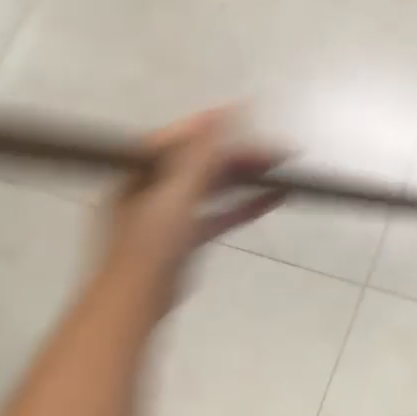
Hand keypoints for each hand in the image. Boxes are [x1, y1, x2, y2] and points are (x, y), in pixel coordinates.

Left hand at [97, 109, 287, 302]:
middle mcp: (151, 186)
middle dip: (241, 155)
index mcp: (141, 170)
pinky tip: (275, 199)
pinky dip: (244, 204)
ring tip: (283, 170)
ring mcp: (168, 212)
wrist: (133, 302)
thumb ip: (203, 154)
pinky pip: (219, 212)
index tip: (253, 116)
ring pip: (213, 186)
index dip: (217, 126)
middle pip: (202, 161)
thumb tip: (227, 113)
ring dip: (247, 178)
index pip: (183, 138)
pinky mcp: (185, 237)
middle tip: (281, 153)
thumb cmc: (150, 244)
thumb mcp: (177, 192)